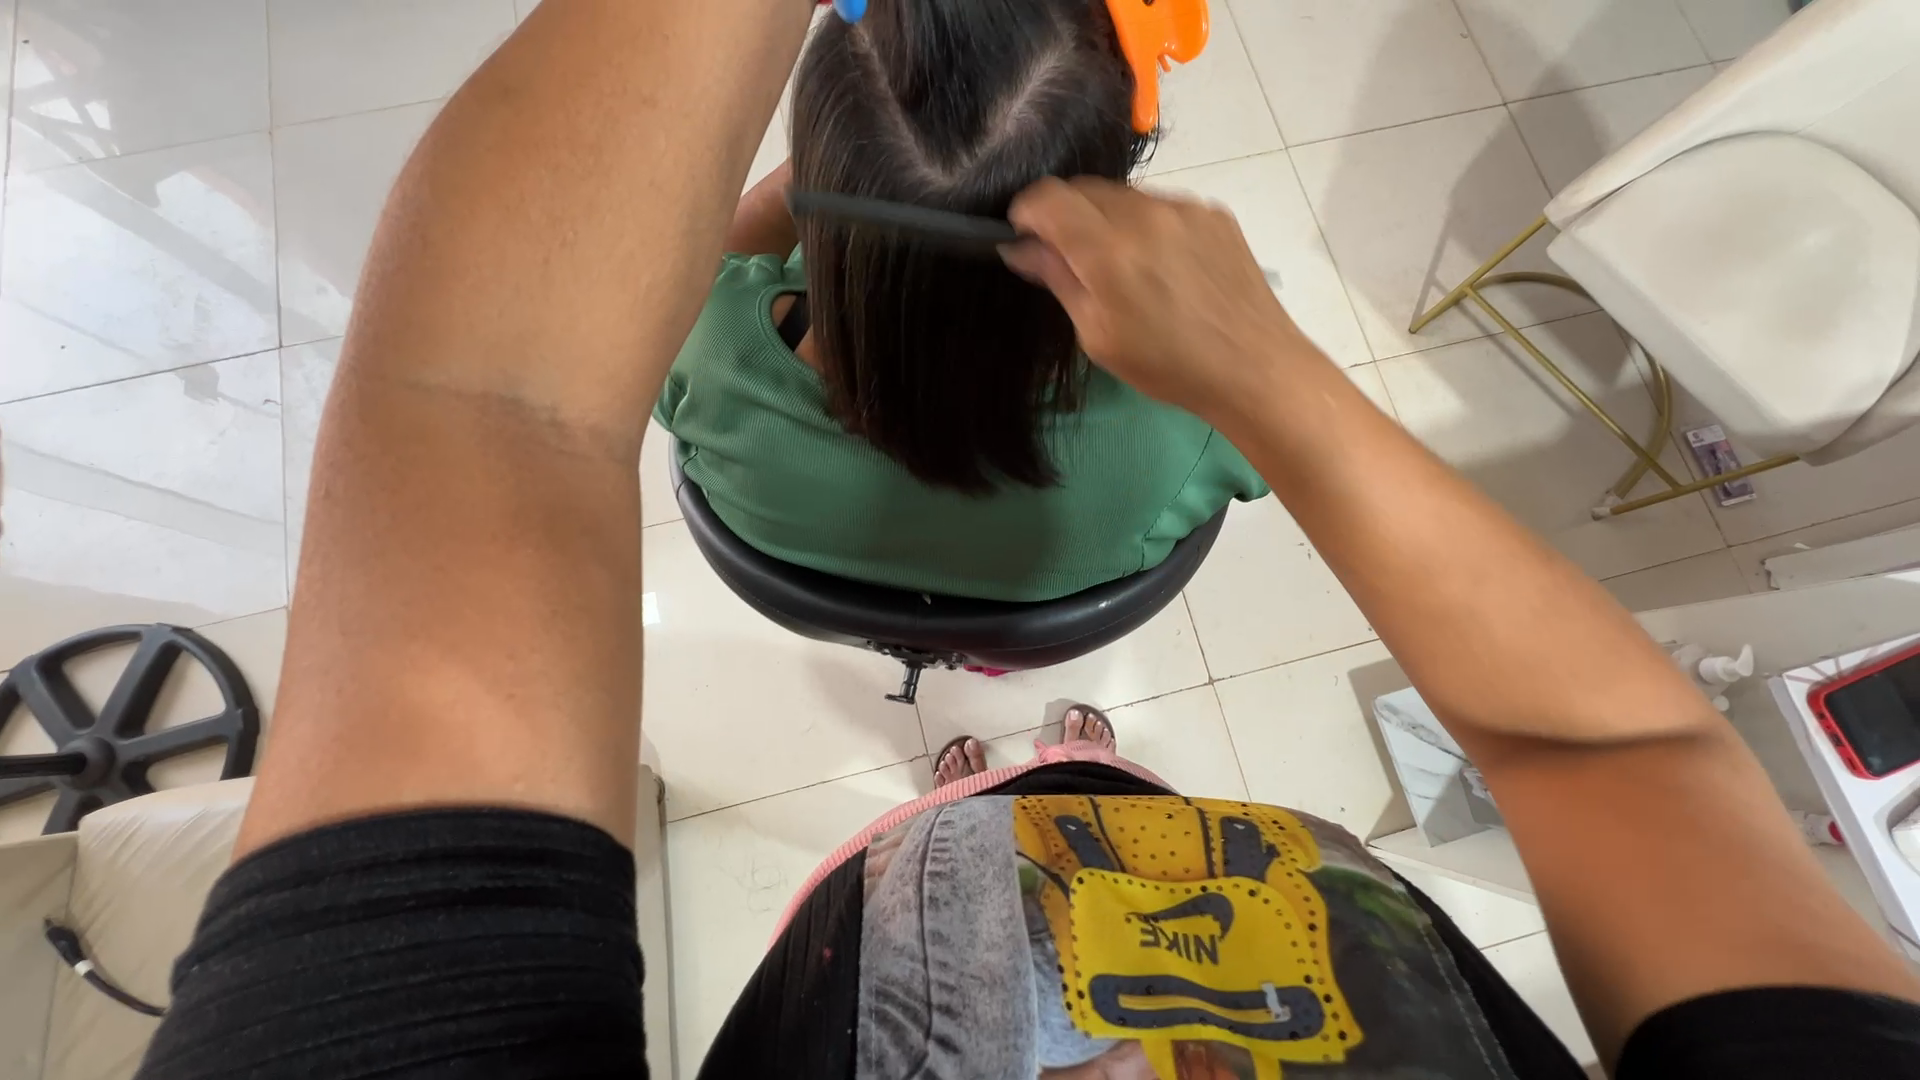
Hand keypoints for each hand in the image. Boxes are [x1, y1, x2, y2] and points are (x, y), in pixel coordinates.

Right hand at [1003, 177, 1316, 423]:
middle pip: (1083, 189)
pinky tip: (1160, 267)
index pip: (1048, 198)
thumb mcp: (1098, 336)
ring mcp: (1184, 208)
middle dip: (1064, 216)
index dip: (1025, 212)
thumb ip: (1059, 280)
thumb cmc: (1166, 365)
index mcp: (1109, 250)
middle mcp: (1145, 214)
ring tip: (1120, 269)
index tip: (1023, 238)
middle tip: (1068, 259)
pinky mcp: (1213, 212)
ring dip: (1105, 220)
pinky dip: (1143, 226)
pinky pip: (1160, 206)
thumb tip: (1021, 247)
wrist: (1253, 367)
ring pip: (1123, 196)